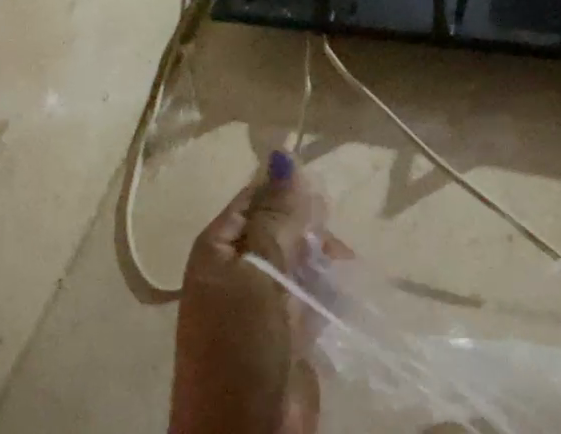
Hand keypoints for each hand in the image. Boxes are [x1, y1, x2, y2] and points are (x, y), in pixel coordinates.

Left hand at [170, 151, 331, 433]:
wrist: (244, 433)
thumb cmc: (242, 346)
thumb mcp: (259, 273)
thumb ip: (276, 217)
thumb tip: (283, 153)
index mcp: (219, 246)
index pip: (256, 196)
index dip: (290, 193)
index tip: (323, 204)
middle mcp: (238, 266)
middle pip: (284, 226)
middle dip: (313, 233)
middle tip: (331, 253)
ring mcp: (263, 300)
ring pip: (303, 259)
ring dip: (324, 264)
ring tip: (341, 279)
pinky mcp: (287, 329)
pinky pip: (312, 293)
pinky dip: (329, 293)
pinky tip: (341, 301)